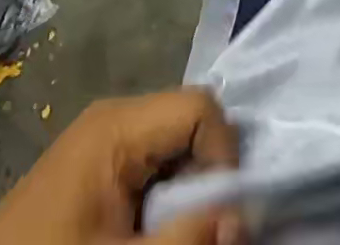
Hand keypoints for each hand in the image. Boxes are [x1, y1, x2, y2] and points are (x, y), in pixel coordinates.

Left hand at [0, 88, 243, 244]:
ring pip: (176, 142)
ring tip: (166, 234)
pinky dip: (165, 193)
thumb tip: (241, 217)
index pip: (201, 108)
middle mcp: (115, 114)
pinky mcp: (98, 158)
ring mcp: (104, 134)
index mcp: (119, 124)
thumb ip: (188, 238)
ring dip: (188, 189)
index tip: (218, 215)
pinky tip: (147, 229)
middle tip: (195, 230)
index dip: (222, 157)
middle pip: (190, 122)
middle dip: (207, 175)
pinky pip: (153, 158)